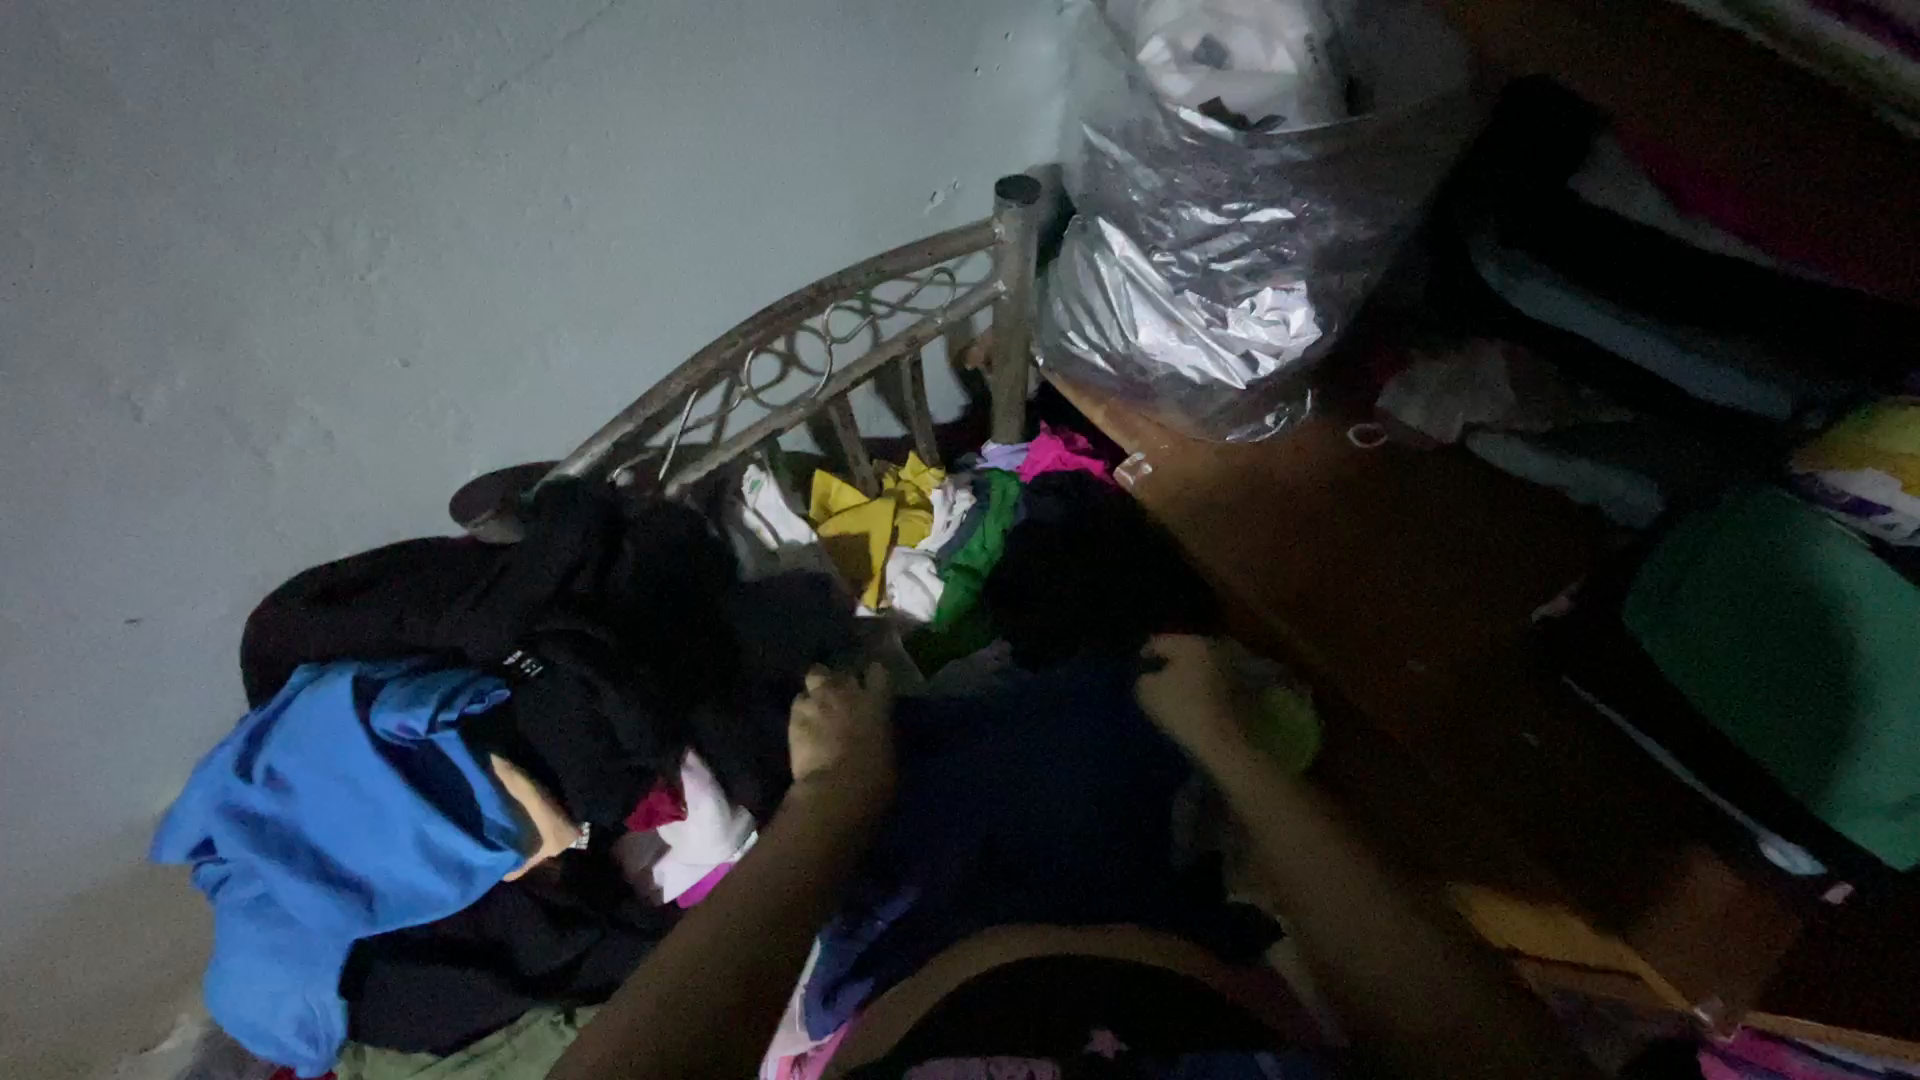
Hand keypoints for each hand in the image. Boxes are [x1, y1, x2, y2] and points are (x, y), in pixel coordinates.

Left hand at [787, 662, 895, 807]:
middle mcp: (847, 692)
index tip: (872, 685)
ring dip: (817, 689)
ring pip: (815, 676)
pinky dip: (801, 709)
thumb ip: (881, 730)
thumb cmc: (874, 777)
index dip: (873, 677)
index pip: (878, 671)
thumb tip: (876, 729)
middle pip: (842, 672)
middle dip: (841, 682)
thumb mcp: (889, 750)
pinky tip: (802, 722)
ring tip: (817, 704)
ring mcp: (819, 700)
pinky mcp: (795, 715)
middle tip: (840, 698)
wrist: (837, 789)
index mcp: (876, 701)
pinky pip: (798, 701)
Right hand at [1134, 634, 1253, 762]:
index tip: (1140, 663)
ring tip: (1181, 689)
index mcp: (1191, 644)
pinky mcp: (1246, 690)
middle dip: (1173, 661)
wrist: (1224, 742)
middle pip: (1187, 651)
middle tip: (1160, 674)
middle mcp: (1216, 649)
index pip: (1161, 642)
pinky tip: (1200, 701)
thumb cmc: (1182, 710)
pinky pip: (1219, 683)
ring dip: (1193, 674)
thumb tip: (1150, 677)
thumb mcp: (1147, 692)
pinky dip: (1208, 688)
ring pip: (1205, 666)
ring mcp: (1235, 669)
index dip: (1146, 652)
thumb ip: (1144, 677)